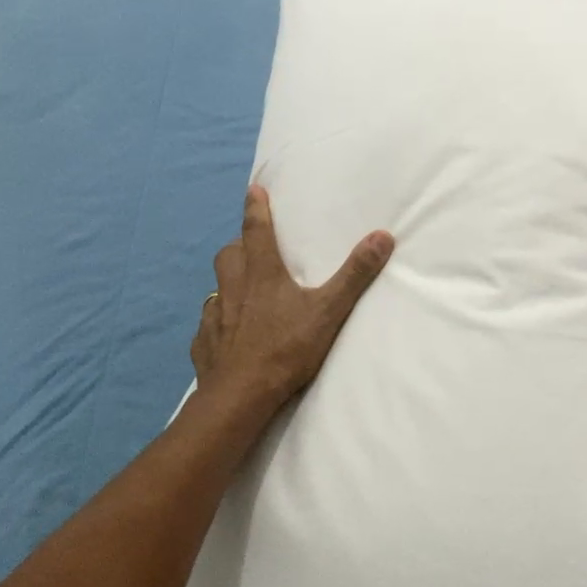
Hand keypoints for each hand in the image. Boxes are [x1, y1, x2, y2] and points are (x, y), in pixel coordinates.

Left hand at [190, 186, 393, 415]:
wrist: (240, 396)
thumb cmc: (286, 348)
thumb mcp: (328, 310)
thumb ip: (354, 274)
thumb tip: (382, 236)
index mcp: (262, 273)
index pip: (257, 230)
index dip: (256, 208)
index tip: (254, 190)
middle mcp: (234, 287)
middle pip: (229, 254)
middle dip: (239, 244)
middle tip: (252, 246)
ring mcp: (215, 316)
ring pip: (216, 286)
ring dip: (228, 279)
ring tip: (242, 287)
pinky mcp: (204, 344)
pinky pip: (207, 323)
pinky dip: (217, 320)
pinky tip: (226, 332)